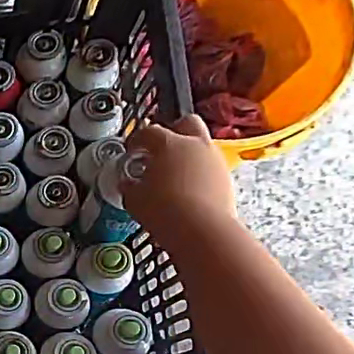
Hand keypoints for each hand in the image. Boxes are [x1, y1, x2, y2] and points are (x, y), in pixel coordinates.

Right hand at [121, 114, 237, 238]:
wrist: (201, 231)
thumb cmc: (167, 211)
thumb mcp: (134, 200)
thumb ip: (130, 187)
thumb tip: (128, 185)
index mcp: (168, 143)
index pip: (149, 132)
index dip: (137, 140)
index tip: (132, 148)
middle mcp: (195, 145)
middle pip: (186, 123)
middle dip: (173, 131)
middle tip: (159, 149)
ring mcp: (213, 159)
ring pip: (201, 145)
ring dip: (187, 155)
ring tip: (172, 176)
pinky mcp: (225, 178)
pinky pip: (209, 168)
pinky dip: (199, 174)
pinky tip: (186, 192)